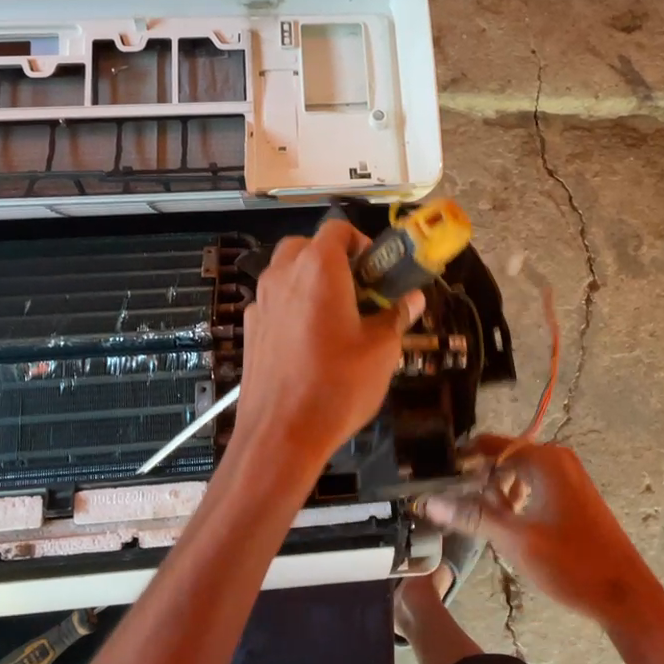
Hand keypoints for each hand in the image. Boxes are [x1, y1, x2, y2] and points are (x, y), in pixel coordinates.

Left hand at [233, 219, 424, 473]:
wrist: (281, 434)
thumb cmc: (339, 384)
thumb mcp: (383, 350)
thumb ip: (397, 316)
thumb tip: (413, 298)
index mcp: (318, 267)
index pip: (337, 229)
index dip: (361, 242)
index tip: (377, 271)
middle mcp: (283, 275)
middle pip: (306, 246)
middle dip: (332, 259)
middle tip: (358, 290)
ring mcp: (260, 302)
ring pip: (286, 274)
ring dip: (309, 282)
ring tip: (335, 318)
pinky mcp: (250, 330)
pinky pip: (274, 304)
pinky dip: (291, 309)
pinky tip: (309, 344)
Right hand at [421, 435, 659, 628]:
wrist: (626, 597)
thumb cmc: (571, 564)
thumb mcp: (514, 540)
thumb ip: (472, 516)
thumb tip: (429, 501)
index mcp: (544, 459)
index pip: (489, 446)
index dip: (461, 460)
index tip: (434, 479)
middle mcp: (556, 459)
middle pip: (503, 458)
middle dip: (476, 478)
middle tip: (448, 502)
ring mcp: (568, 476)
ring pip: (518, 473)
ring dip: (495, 491)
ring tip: (471, 516)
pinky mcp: (573, 495)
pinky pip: (534, 485)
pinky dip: (515, 498)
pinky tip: (503, 523)